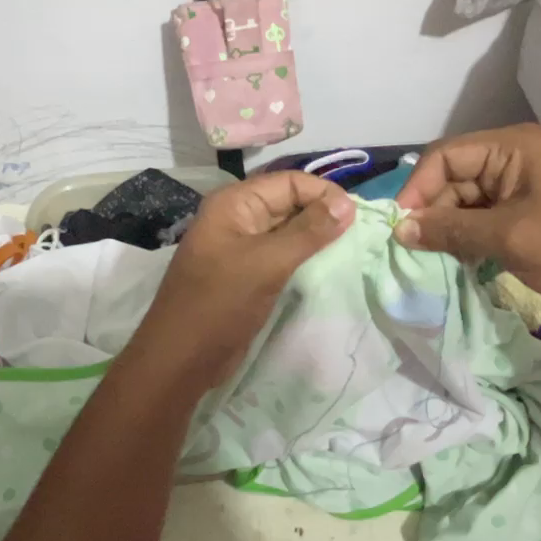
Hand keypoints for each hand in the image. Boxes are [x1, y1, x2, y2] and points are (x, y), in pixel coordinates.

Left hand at [128, 171, 354, 390]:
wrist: (181, 358)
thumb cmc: (220, 303)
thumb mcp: (267, 263)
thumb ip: (309, 231)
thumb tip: (347, 203)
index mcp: (234, 203)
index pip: (289, 181)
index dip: (323, 193)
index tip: (357, 216)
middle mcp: (236, 218)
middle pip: (289, 202)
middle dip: (322, 214)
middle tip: (360, 235)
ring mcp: (240, 247)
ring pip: (287, 231)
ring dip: (316, 238)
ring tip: (350, 250)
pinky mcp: (246, 274)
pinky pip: (281, 256)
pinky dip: (304, 258)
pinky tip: (328, 268)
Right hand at [393, 123, 540, 311]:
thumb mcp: (507, 238)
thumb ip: (450, 230)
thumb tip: (399, 230)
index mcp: (513, 147)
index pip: (445, 155)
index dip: (417, 187)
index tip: (400, 226)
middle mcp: (513, 157)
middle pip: (452, 176)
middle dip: (432, 210)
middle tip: (414, 248)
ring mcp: (520, 184)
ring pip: (463, 199)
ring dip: (447, 227)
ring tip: (435, 257)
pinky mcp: (524, 209)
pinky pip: (481, 215)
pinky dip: (465, 235)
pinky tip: (458, 259)